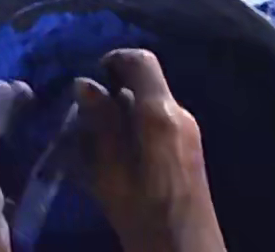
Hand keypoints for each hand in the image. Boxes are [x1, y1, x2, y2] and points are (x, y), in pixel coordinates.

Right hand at [75, 49, 224, 251]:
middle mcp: (180, 116)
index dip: (114, 59)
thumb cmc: (144, 215)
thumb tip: (85, 83)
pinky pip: (156, 121)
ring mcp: (188, 135)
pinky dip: (134, 126)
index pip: (141, 60)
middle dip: (113, 90)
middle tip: (88, 115)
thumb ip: (99, 121)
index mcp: (160, 114)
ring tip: (99, 139)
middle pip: (143, 82)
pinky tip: (120, 156)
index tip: (93, 81)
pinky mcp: (189, 152)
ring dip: (121, 110)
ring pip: (147, 102)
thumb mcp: (110, 168)